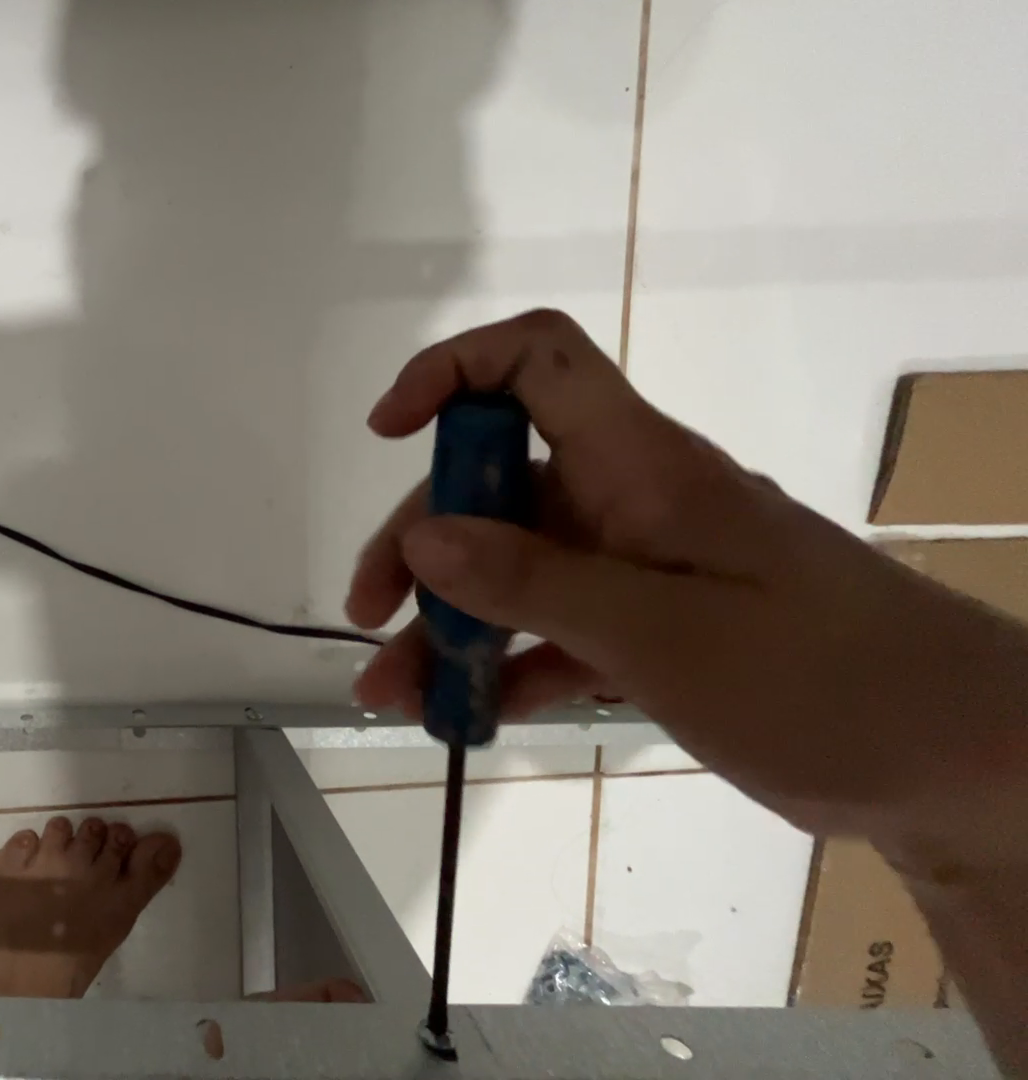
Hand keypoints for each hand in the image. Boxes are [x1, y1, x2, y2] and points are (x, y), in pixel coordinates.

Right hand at [344, 310, 1027, 852]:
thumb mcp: (668, 635)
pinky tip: (456, 715)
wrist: (975, 776)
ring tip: (392, 696)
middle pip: (487, 487)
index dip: (451, 373)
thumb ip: (535, 582)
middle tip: (369, 613)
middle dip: (414, 547)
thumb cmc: (834, 684)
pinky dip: (493, 667)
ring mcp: (623, 568)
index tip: (389, 430)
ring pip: (500, 572)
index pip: (536, 364)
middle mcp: (619, 502)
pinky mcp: (632, 628)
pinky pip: (537, 632)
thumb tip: (420, 539)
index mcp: (637, 468)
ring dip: (439, 628)